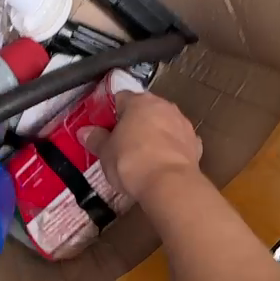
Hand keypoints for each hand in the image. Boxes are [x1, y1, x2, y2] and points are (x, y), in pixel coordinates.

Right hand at [84, 92, 202, 204]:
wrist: (168, 183)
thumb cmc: (131, 161)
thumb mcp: (105, 152)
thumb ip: (96, 139)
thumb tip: (84, 132)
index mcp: (138, 102)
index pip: (121, 97)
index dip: (111, 111)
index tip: (104, 126)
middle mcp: (163, 106)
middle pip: (145, 109)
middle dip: (134, 122)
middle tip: (121, 141)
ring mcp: (182, 123)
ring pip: (164, 123)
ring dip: (154, 133)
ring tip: (142, 154)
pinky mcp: (195, 143)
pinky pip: (178, 141)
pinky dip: (170, 148)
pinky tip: (161, 162)